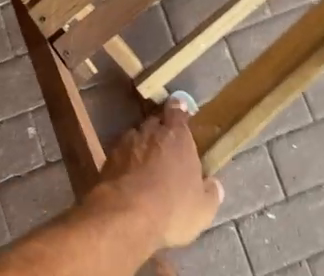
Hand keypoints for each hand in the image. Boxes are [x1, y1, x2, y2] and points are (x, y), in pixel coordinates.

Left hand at [89, 96, 224, 249]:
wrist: (125, 216)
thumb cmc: (172, 209)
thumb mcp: (203, 209)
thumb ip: (211, 193)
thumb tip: (215, 185)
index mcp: (177, 136)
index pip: (177, 111)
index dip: (179, 109)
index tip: (180, 108)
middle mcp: (151, 132)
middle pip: (155, 121)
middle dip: (159, 129)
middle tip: (165, 143)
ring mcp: (127, 143)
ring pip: (136, 137)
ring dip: (141, 145)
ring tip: (145, 162)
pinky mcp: (108, 159)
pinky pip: (120, 154)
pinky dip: (125, 161)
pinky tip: (128, 176)